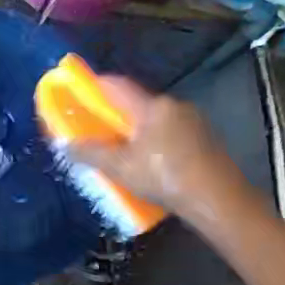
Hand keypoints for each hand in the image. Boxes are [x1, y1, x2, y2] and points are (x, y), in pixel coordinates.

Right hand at [65, 75, 246, 219]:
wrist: (218, 199)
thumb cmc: (165, 177)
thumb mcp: (121, 168)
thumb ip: (92, 153)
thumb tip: (66, 143)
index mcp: (151, 106)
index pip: (116, 85)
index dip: (95, 85)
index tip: (78, 89)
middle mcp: (173, 105)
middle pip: (137, 103)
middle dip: (116, 114)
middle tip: (98, 128)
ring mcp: (193, 120)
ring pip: (156, 118)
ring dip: (137, 129)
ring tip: (123, 151)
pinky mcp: (205, 138)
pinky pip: (172, 131)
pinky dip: (156, 140)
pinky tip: (151, 162)